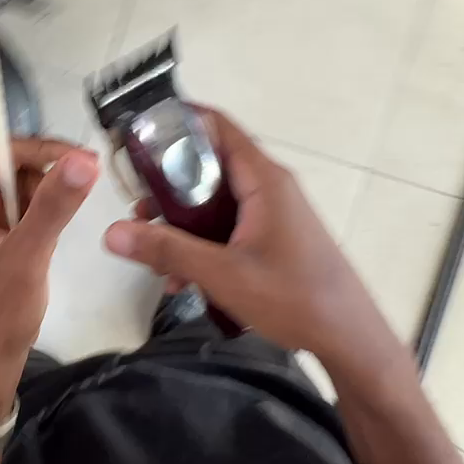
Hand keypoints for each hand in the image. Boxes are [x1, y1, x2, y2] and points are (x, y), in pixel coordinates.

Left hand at [0, 138, 98, 426]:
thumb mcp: (30, 254)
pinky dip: (41, 219)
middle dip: (46, 185)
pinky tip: (41, 245)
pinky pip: (24, 207)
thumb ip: (54, 206)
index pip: (7, 150)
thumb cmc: (2, 310)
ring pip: (25, 186)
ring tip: (44, 241)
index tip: (89, 162)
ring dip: (45, 204)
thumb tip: (84, 159)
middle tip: (60, 219)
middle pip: (16, 165)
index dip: (48, 151)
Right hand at [103, 108, 392, 360]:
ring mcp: (273, 214)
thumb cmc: (294, 298)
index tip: (137, 138)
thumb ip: (166, 251)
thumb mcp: (223, 275)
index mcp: (264, 180)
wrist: (350, 340)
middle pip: (209, 167)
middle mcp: (269, 188)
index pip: (217, 127)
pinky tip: (182, 282)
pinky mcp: (274, 239)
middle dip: (168, 189)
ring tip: (152, 254)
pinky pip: (228, 229)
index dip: (176, 123)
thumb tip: (112, 232)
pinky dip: (203, 246)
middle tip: (137, 211)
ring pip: (215, 203)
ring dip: (182, 225)